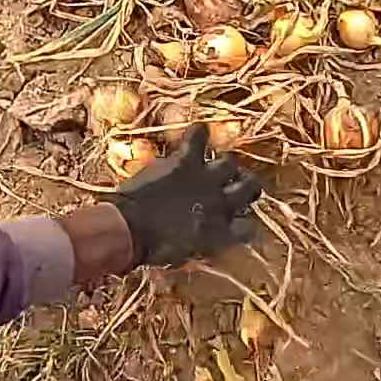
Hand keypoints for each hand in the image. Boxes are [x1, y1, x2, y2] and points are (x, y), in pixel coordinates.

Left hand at [108, 126, 261, 265]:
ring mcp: (205, 179)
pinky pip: (197, 139)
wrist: (131, 229)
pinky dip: (199, 132)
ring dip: (227, 165)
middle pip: (249, 187)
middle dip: (247, 186)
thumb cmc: (156, 248)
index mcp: (223, 230)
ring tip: (222, 164)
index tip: (242, 223)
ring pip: (230, 164)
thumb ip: (209, 243)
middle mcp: (222, 202)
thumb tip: (213, 237)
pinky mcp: (185, 162)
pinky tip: (202, 128)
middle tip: (238, 185)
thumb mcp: (191, 253)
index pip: (249, 227)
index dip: (247, 224)